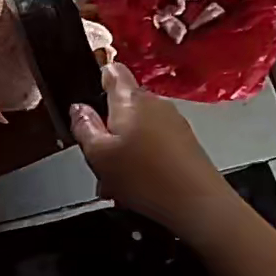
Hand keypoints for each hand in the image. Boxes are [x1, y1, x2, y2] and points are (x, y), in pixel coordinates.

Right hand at [69, 63, 232, 229]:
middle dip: (105, 127)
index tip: (86, 101)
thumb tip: (78, 108)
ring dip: (120, 148)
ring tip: (114, 178)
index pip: (112, 71)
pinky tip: (134, 183)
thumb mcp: (98, 154)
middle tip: (96, 156)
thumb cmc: (143, 176)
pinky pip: (151, 142)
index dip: (96, 78)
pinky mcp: (184, 142)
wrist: (197, 204)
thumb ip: (83, 126)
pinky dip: (139, 158)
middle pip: (121, 105)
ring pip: (135, 127)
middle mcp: (154, 104)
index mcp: (130, 100)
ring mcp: (173, 122)